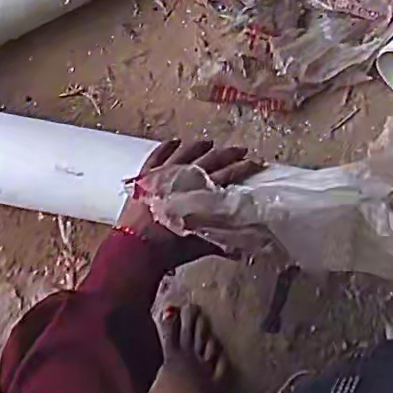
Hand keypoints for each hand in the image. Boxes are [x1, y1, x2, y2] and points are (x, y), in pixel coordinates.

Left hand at [119, 138, 263, 268]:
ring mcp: (164, 173)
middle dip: (229, 154)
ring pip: (185, 153)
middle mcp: (184, 177)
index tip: (256, 163)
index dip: (243, 168)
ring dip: (200, 147)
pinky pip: (158, 155)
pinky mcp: (146, 176)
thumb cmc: (168, 249)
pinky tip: (175, 141)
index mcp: (200, 193)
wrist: (136, 249)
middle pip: (211, 160)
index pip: (228, 175)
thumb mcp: (198, 246)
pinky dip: (167, 147)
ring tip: (210, 143)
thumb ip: (220, 242)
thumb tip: (241, 250)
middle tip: (242, 150)